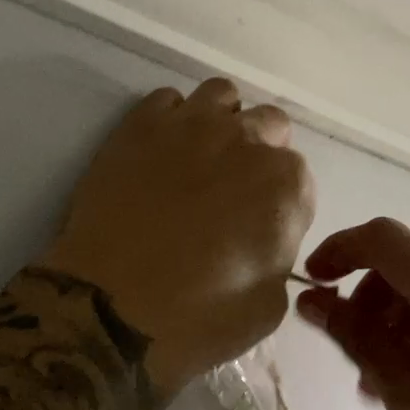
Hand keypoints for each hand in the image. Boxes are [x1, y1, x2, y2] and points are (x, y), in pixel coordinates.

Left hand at [38, 79, 315, 396]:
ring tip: (200, 154)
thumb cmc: (197, 315)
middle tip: (231, 186)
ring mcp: (188, 122)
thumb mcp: (268, 302)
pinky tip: (159, 148)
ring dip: (220, 119)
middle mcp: (243, 139)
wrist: (110, 300)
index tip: (258, 222)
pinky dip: (171, 118)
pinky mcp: (140, 121)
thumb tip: (262, 230)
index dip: (280, 200)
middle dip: (258, 149)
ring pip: (220, 95)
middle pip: (267, 123)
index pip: (298, 175)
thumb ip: (277, 248)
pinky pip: (166, 99)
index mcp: (285, 184)